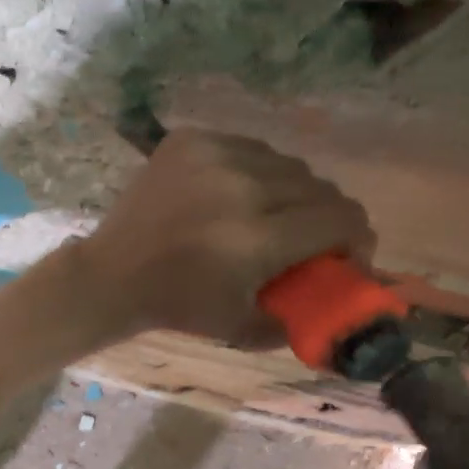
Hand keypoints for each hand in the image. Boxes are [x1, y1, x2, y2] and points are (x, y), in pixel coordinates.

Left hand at [78, 131, 374, 347]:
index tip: (344, 255)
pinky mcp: (190, 140)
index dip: (356, 239)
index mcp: (258, 237)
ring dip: (289, 191)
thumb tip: (344, 308)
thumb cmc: (178, 305)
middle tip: (307, 239)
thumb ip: (300, 320)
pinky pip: (249, 147)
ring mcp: (213, 156)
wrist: (112, 275)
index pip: (342, 219)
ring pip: (287, 164)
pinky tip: (233, 195)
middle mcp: (242, 188)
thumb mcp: (242, 327)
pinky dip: (253, 170)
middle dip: (325, 218)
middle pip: (320, 189)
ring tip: (269, 215)